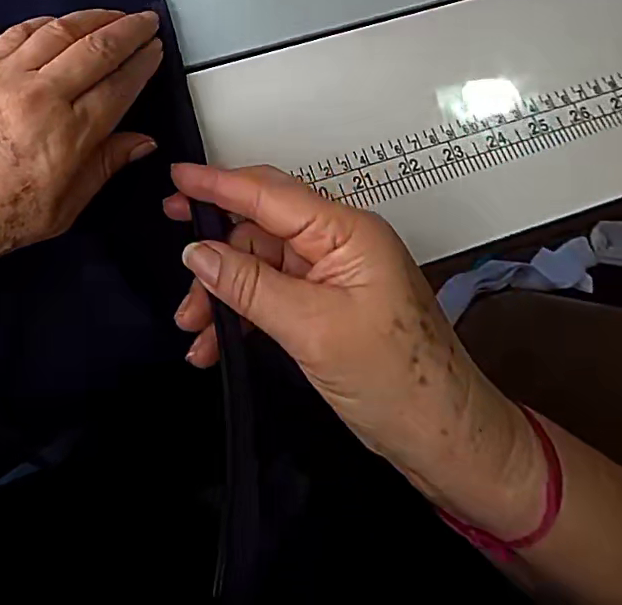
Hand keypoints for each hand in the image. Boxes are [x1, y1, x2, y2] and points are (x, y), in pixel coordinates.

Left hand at [0, 10, 163, 306]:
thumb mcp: (59, 211)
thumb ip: (103, 168)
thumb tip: (139, 143)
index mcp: (66, 136)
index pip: (119, 85)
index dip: (143, 63)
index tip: (155, 52)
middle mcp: (38, 97)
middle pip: (96, 47)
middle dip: (129, 29)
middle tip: (145, 22)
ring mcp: (5, 77)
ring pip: (60, 31)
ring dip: (92, 18)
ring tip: (111, 16)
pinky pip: (18, 32)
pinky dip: (45, 22)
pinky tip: (58, 23)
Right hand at [163, 163, 547, 538]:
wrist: (449, 447)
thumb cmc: (403, 385)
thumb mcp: (312, 330)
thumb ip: (247, 285)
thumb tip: (195, 251)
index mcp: (347, 233)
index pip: (268, 193)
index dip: (216, 182)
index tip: (177, 174)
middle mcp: (337, 243)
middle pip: (256, 223)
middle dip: (212, 237)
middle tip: (172, 223)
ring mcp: (328, 272)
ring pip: (252, 261)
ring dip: (218, 289)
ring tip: (192, 324)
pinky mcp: (321, 301)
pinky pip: (263, 290)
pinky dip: (235, 311)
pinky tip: (213, 341)